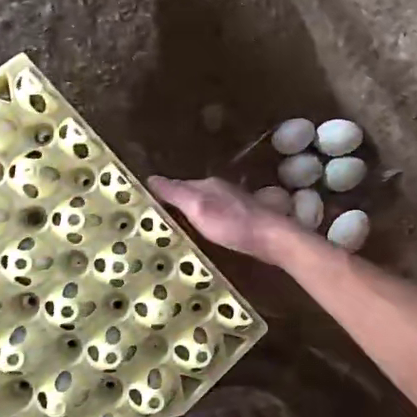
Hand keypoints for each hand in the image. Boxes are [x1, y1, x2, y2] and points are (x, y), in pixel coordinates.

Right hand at [148, 176, 298, 264]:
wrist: (272, 238)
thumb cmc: (231, 224)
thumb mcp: (197, 207)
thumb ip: (175, 193)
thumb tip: (150, 178)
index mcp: (207, 184)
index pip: (176, 186)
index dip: (160, 195)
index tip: (144, 207)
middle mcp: (221, 189)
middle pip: (191, 195)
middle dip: (176, 204)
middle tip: (157, 220)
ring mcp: (235, 202)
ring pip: (205, 205)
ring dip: (192, 214)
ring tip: (177, 228)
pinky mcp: (245, 217)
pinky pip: (217, 216)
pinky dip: (207, 222)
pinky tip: (205, 232)